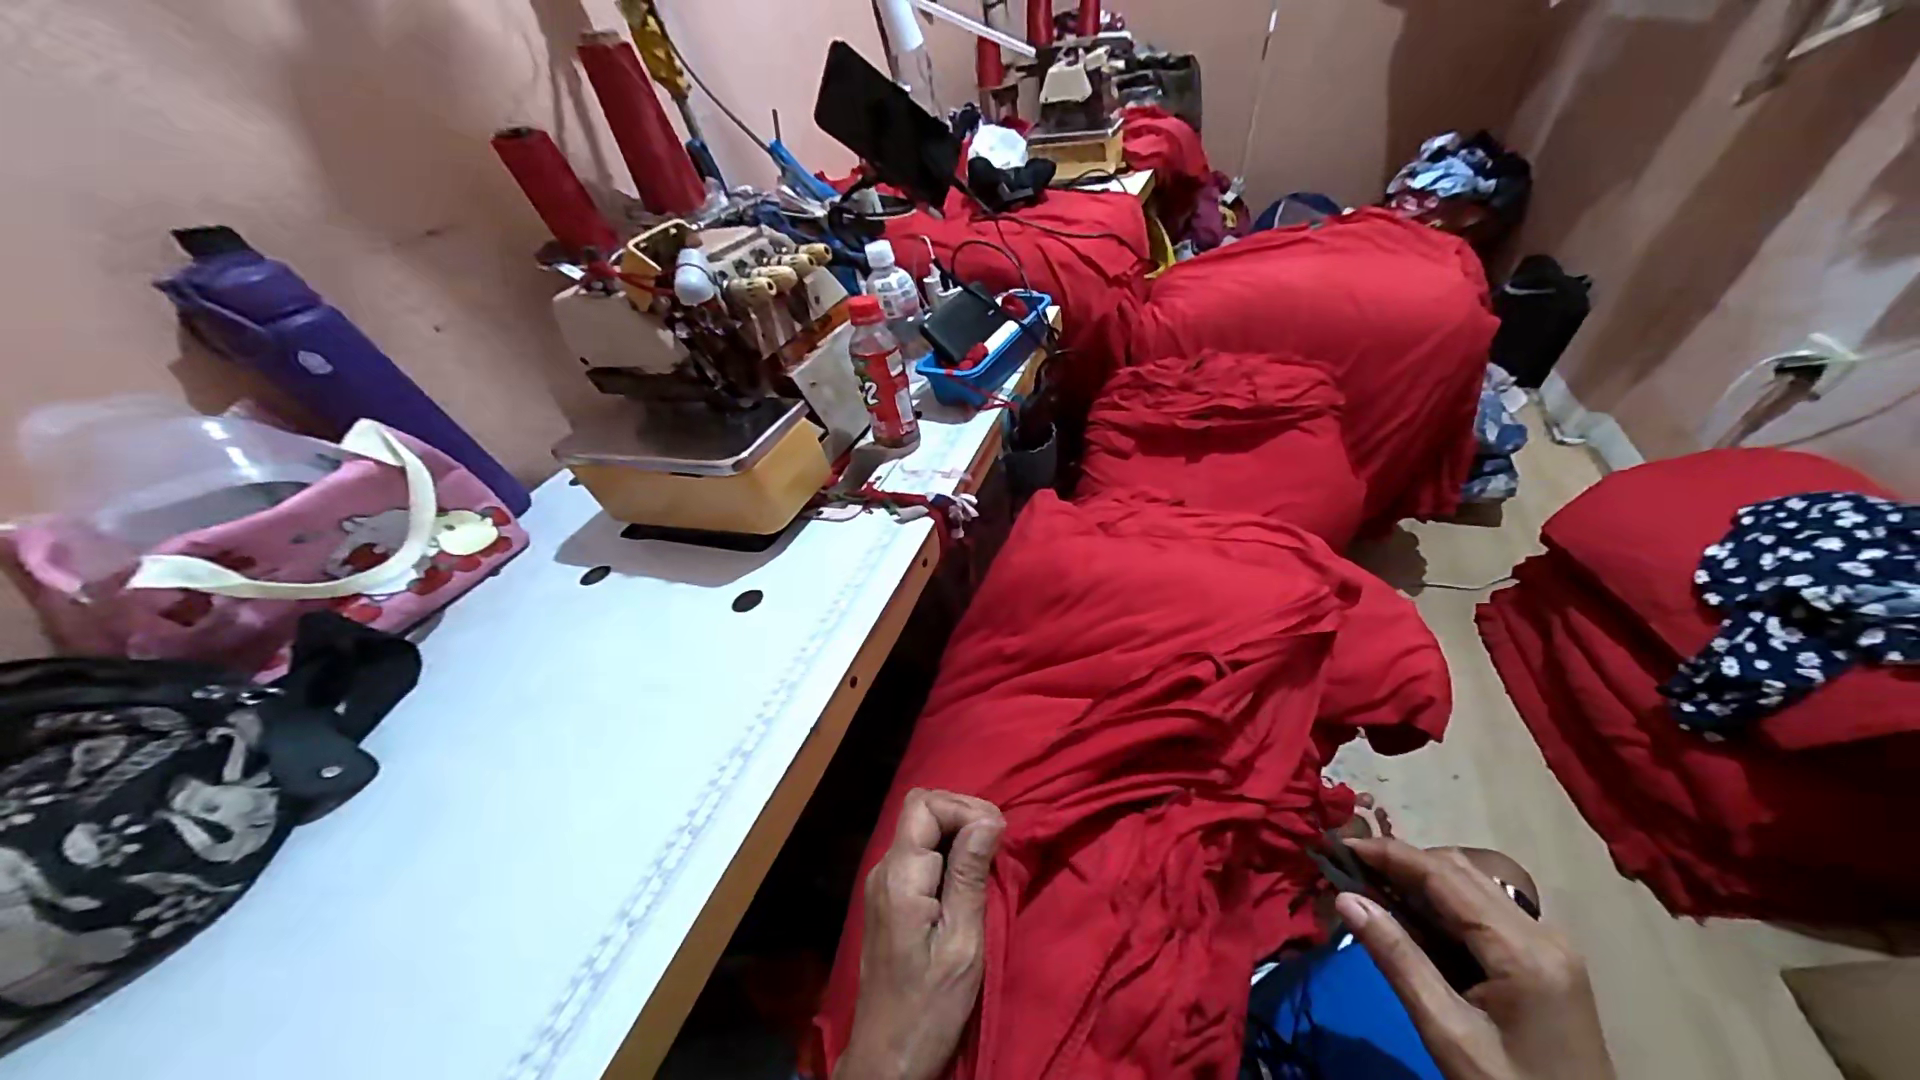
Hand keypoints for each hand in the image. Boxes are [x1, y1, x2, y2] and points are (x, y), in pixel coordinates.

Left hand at [835, 789, 1004, 1079]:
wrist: (887, 1056)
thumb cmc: (930, 1007)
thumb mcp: (962, 943)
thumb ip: (969, 875)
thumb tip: (989, 818)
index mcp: (899, 877)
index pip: (924, 805)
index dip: (964, 807)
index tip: (997, 833)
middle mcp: (883, 868)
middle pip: (920, 807)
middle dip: (962, 812)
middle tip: (996, 842)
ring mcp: (882, 881)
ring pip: (919, 825)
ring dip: (956, 829)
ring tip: (986, 858)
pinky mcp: (888, 894)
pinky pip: (917, 849)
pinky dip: (945, 848)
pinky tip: (966, 873)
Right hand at [1335, 838, 1615, 1079]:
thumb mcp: (1447, 1031)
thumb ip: (1397, 959)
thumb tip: (1344, 897)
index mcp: (1522, 950)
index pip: (1442, 874)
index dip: (1387, 852)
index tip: (1339, 846)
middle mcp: (1542, 933)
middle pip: (1458, 870)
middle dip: (1400, 862)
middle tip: (1349, 871)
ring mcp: (1548, 944)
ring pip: (1470, 883)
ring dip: (1418, 878)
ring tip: (1371, 889)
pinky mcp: (1545, 957)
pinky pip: (1483, 907)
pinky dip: (1440, 900)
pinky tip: (1411, 916)